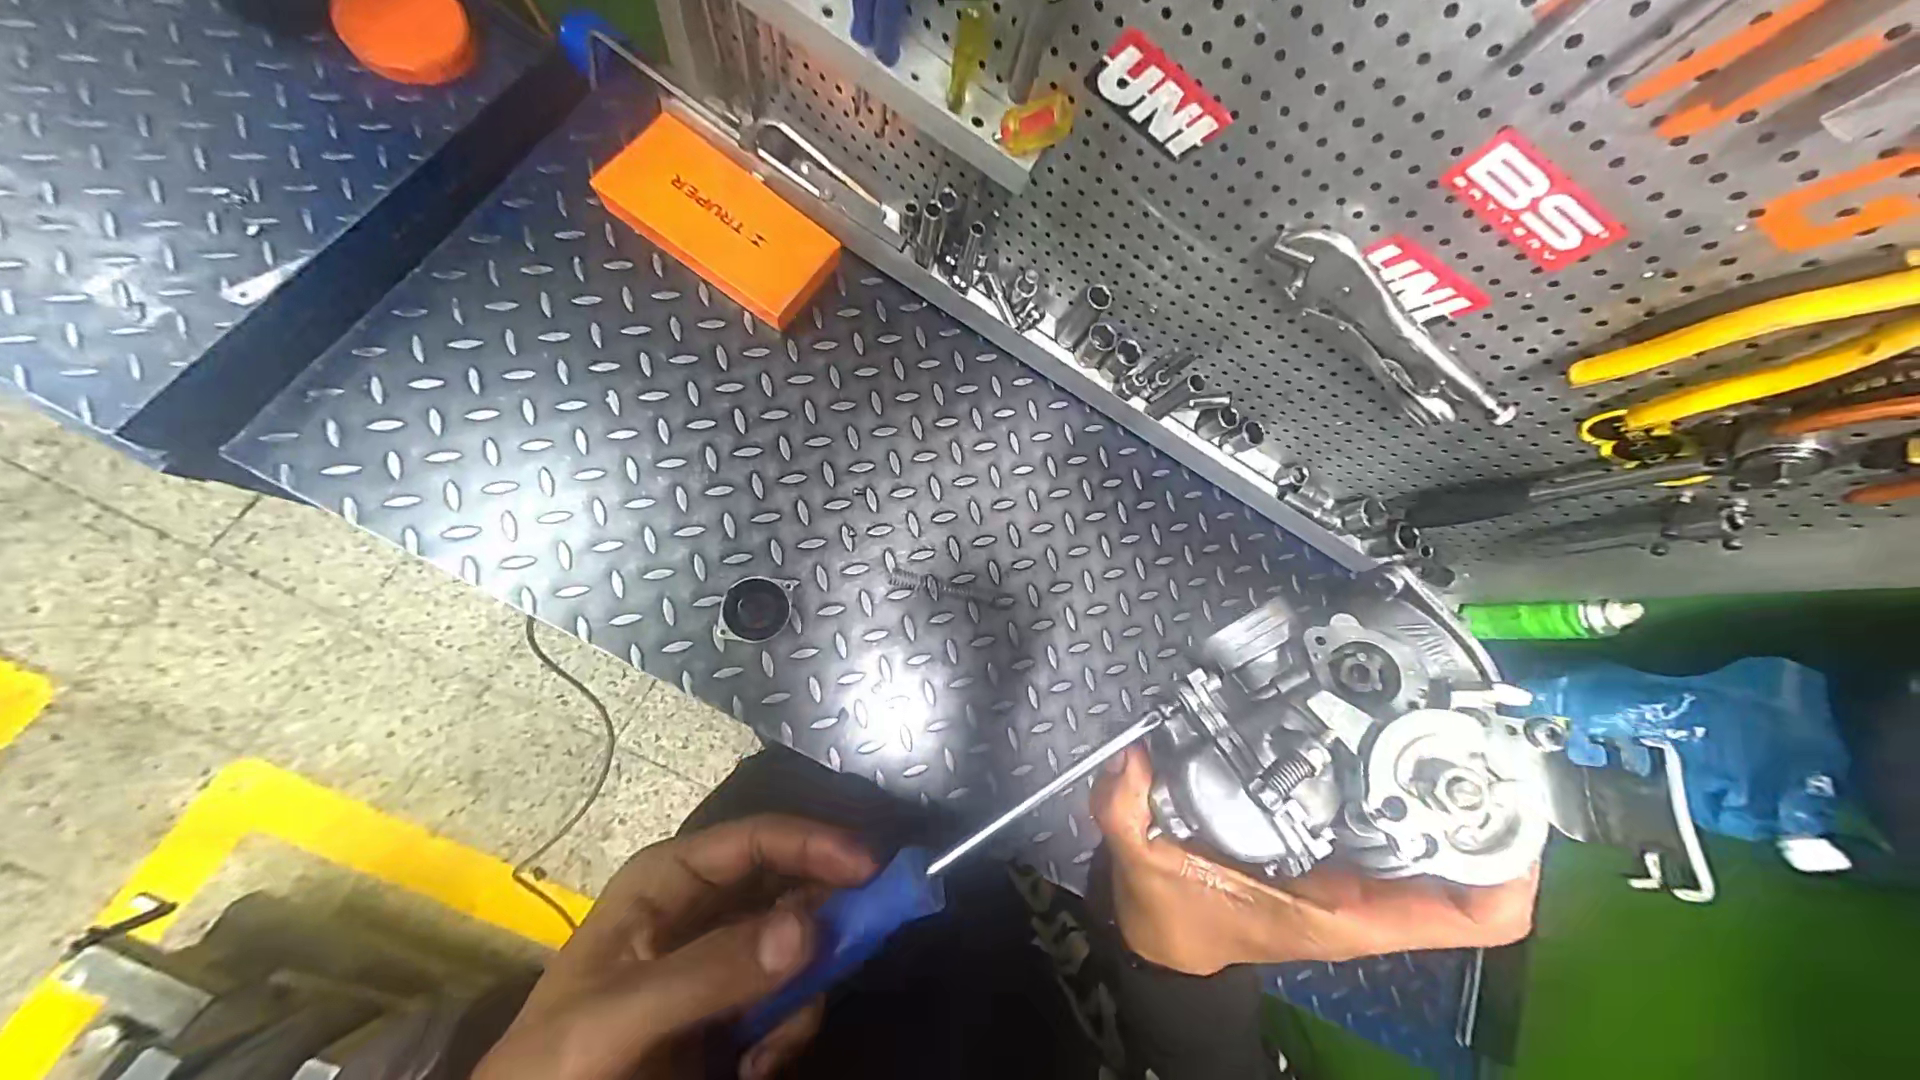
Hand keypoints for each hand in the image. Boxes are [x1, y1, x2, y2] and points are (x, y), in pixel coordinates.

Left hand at [474, 815, 877, 1079]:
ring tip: (767, 1051)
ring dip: (802, 990)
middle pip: (791, 883)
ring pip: (801, 940)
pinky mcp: (736, 1004)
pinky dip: (788, 1028)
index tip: (870, 868)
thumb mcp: (618, 1019)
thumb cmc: (555, 1069)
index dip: (816, 843)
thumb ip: (711, 971)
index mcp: (671, 878)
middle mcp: (706, 904)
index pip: (757, 839)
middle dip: (821, 922)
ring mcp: (724, 955)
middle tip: (851, 952)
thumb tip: (810, 926)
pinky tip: (754, 1068)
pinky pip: (791, 994)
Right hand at [1090, 745, 1537, 974]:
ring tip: (1433, 725)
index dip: (1508, 865)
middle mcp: (1362, 894)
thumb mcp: (1143, 868)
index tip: (1502, 798)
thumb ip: (1126, 813)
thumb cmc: (1174, 918)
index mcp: (1340, 913)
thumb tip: (1132, 760)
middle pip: (1468, 864)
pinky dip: (1397, 784)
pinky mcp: (1328, 847)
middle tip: (1463, 735)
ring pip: (1433, 839)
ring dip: (1444, 788)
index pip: (1469, 915)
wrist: (1170, 938)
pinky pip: (1387, 820)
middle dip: (1479, 802)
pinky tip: (1371, 736)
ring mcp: (1350, 870)